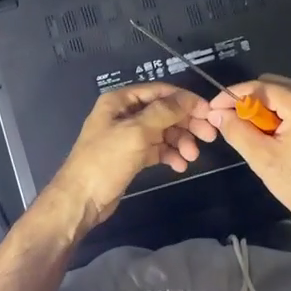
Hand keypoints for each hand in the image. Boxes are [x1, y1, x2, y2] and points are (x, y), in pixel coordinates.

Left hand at [39, 82, 216, 233]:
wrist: (81, 199)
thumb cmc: (105, 161)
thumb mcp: (136, 132)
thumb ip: (163, 112)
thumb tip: (188, 98)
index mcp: (119, 101)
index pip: (159, 92)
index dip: (185, 100)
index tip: (207, 112)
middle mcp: (124, 115)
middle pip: (163, 112)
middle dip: (186, 123)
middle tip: (209, 136)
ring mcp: (127, 136)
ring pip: (162, 132)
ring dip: (180, 142)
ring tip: (192, 157)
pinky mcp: (131, 156)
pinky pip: (157, 150)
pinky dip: (170, 155)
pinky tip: (180, 166)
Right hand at [197, 75, 290, 233]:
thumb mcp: (263, 159)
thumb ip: (237, 131)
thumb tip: (216, 114)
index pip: (260, 86)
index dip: (232, 96)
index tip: (213, 109)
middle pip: (274, 87)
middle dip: (250, 103)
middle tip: (232, 123)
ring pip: (287, 98)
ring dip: (265, 112)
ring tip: (252, 135)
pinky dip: (282, 118)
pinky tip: (273, 140)